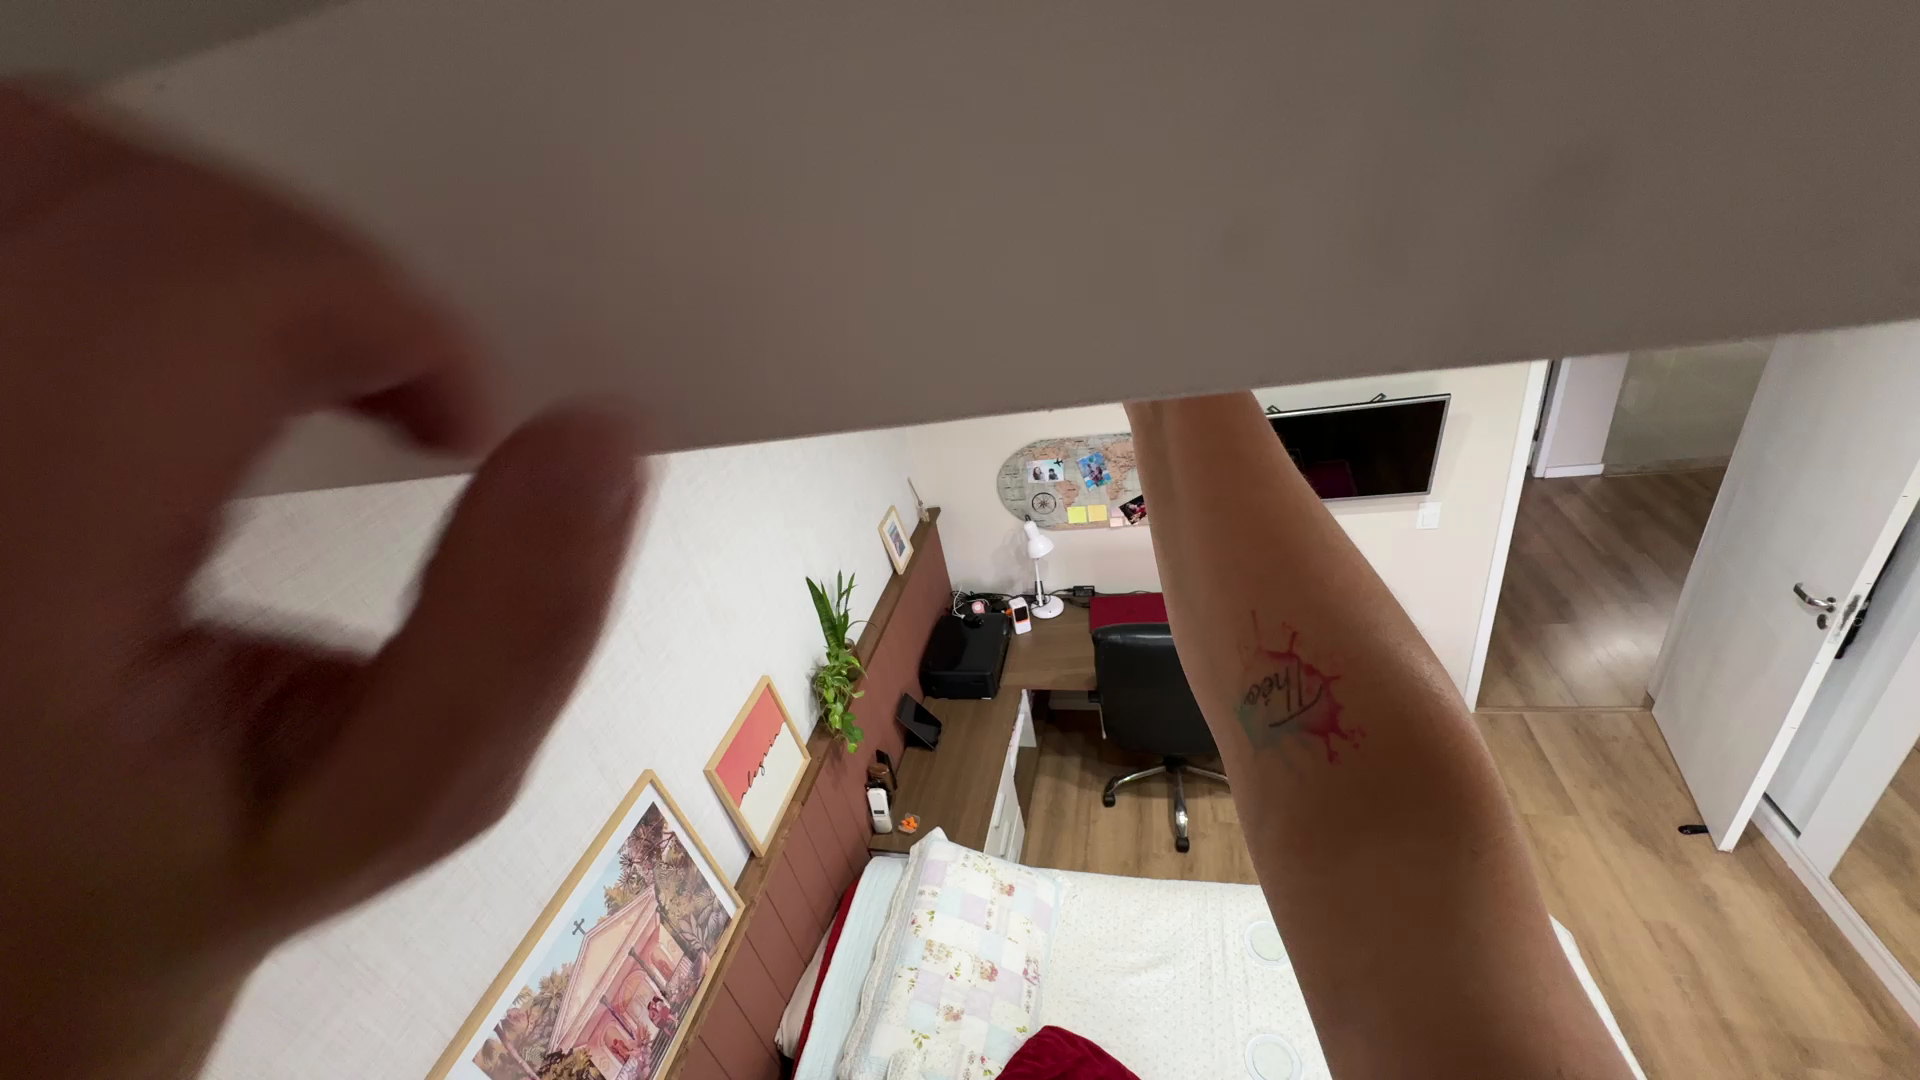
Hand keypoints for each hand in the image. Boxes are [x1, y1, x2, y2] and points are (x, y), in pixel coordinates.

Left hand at [0, 85, 644, 1075]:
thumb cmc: (194, 875)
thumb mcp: (414, 796)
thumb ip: (532, 629)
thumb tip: (607, 440)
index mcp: (19, 576)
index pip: (206, 286)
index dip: (385, 315)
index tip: (455, 412)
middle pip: (111, 193)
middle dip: (317, 271)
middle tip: (394, 383)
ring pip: (34, 162)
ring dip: (227, 241)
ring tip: (309, 358)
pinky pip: (8, 203)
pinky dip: (135, 233)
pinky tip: (195, 345)